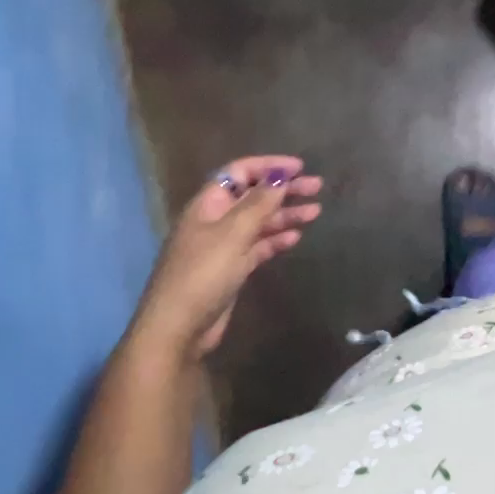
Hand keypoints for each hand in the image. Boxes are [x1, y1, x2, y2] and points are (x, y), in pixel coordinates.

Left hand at [130, 155, 323, 360]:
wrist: (178, 327)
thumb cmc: (203, 273)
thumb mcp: (233, 233)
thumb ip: (259, 204)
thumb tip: (279, 177)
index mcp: (208, 203)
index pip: (240, 172)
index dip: (268, 166)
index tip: (299, 167)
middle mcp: (215, 220)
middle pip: (253, 196)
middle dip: (283, 189)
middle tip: (316, 187)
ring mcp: (223, 246)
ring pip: (258, 222)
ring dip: (285, 215)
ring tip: (315, 212)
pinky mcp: (231, 269)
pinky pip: (257, 246)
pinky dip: (275, 240)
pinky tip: (294, 237)